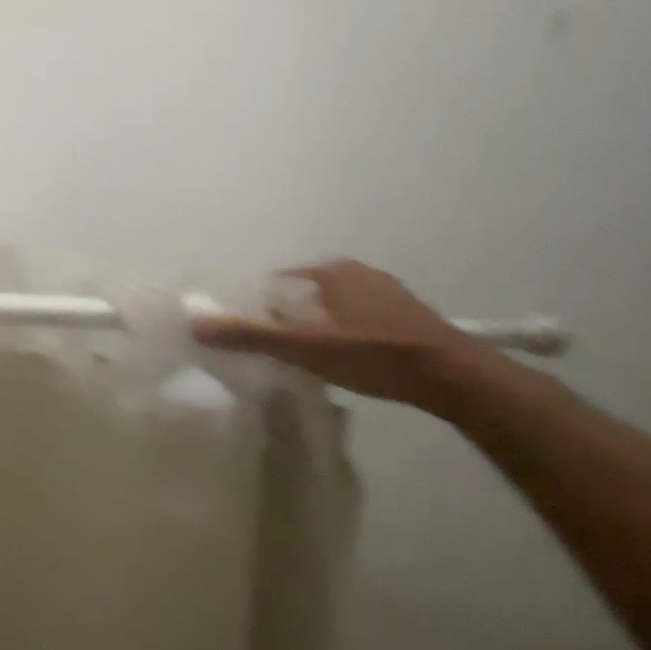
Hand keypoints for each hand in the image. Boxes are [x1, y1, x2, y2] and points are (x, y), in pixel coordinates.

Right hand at [192, 259, 507, 412]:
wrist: (457, 378)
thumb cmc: (375, 354)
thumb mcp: (304, 347)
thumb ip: (248, 335)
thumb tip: (193, 323)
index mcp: (330, 271)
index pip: (273, 282)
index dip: (253, 306)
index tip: (241, 333)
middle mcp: (357, 272)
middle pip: (299, 295)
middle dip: (281, 318)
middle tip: (267, 349)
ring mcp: (385, 293)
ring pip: (327, 308)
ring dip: (310, 327)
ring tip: (299, 357)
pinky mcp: (404, 316)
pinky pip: (352, 319)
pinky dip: (337, 334)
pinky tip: (337, 359)